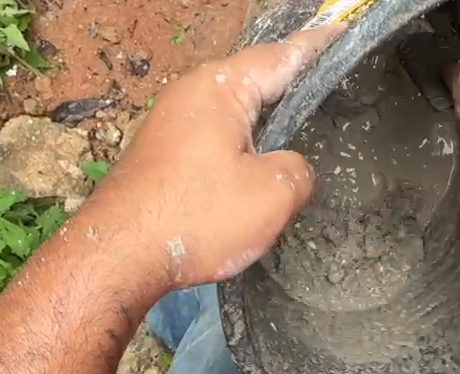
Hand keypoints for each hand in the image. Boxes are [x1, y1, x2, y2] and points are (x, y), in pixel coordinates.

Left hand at [76, 27, 338, 289]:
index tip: (340, 32)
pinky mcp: (158, 160)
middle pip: (253, 91)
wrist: (120, 254)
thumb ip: (298, 172)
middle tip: (318, 107)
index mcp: (221, 88)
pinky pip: (209, 151)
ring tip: (282, 160)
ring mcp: (169, 128)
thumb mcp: (271, 196)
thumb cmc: (196, 217)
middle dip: (285, 99)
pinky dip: (232, 164)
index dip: (315, 48)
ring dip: (256, 141)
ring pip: (230, 125)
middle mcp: (190, 96)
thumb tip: (291, 169)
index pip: (280, 58)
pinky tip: (241, 189)